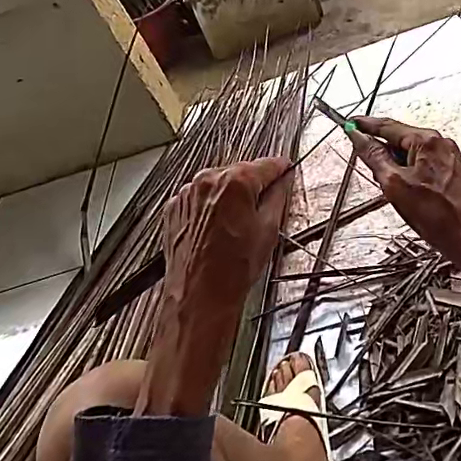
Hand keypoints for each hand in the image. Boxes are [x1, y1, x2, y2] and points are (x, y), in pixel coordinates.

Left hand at [138, 157, 290, 416]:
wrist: (198, 295)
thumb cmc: (233, 269)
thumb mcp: (268, 231)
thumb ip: (278, 198)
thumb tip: (283, 182)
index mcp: (235, 183)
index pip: (266, 165)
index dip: (280, 168)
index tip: (286, 169)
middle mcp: (207, 181)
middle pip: (239, 172)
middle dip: (253, 185)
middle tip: (265, 204)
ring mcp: (187, 194)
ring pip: (217, 185)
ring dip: (229, 196)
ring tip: (238, 223)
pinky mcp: (174, 208)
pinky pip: (198, 198)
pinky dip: (210, 207)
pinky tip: (218, 229)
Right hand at [351, 116, 460, 273]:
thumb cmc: (437, 215)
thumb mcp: (394, 184)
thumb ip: (374, 156)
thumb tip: (359, 139)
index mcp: (427, 141)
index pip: (388, 126)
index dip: (365, 125)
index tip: (351, 124)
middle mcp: (440, 144)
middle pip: (400, 138)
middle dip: (381, 149)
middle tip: (365, 159)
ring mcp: (447, 157)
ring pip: (411, 152)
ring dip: (394, 162)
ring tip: (389, 184)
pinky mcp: (450, 170)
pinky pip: (422, 162)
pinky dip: (408, 170)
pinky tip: (405, 188)